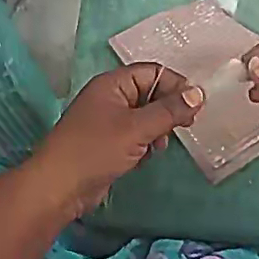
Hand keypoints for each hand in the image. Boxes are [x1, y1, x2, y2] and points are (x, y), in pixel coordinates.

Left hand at [28, 63, 203, 214]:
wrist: (59, 186)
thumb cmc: (96, 150)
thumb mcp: (137, 128)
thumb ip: (169, 110)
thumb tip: (198, 93)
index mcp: (112, 84)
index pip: (152, 72)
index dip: (175, 85)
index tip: (195, 105)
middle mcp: (110, 98)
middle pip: (150, 94)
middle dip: (166, 111)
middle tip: (182, 127)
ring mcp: (107, 121)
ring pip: (145, 118)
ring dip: (156, 132)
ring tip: (157, 147)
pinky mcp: (108, 143)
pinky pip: (135, 136)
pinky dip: (144, 146)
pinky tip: (142, 159)